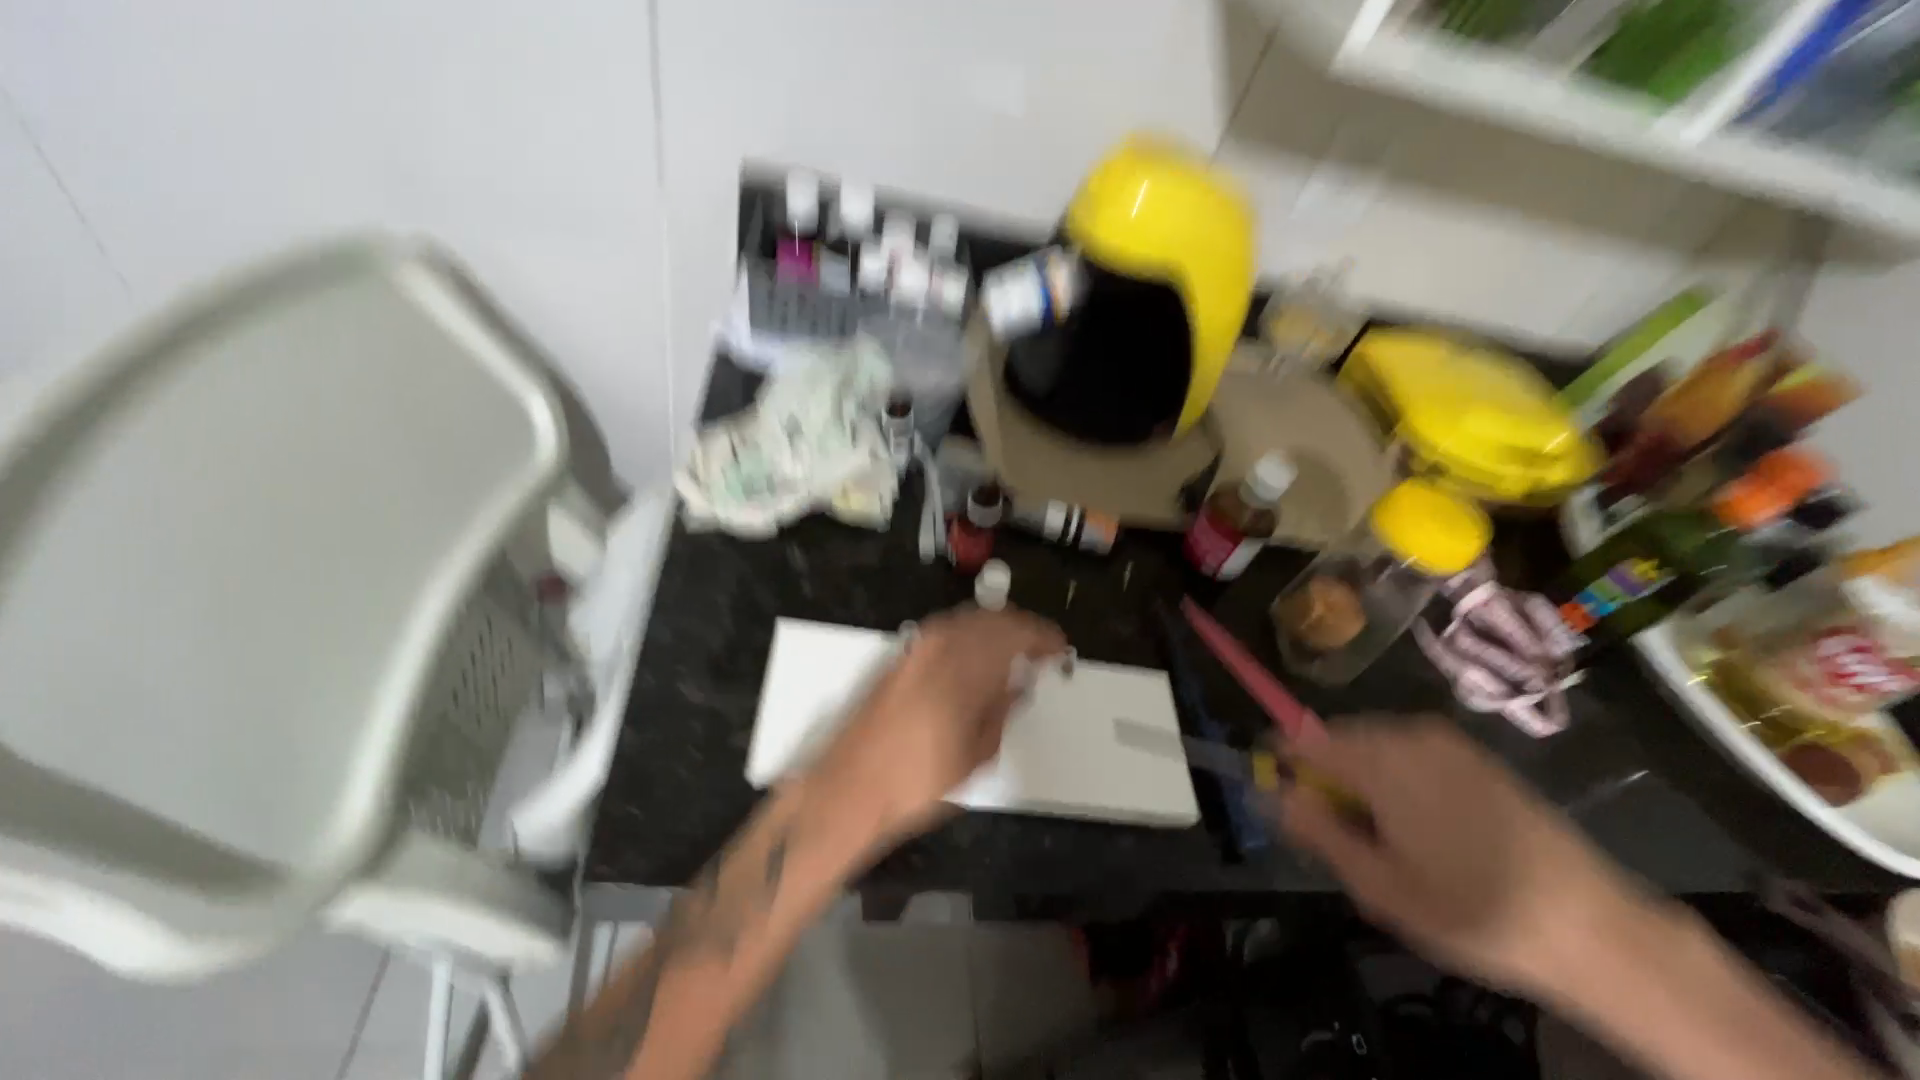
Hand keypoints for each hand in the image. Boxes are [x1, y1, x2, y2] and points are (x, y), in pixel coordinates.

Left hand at [806, 606, 1067, 845]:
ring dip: (995, 627)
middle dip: (1022, 628)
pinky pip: (945, 630)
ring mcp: (915, 651)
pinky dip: (969, 634)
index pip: (1016, 634)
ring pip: (967, 620)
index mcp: (964, 671)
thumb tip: (1017, 688)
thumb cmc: (916, 783)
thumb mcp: (976, 757)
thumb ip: (1001, 713)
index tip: (1059, 648)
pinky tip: (977, 653)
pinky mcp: (900, 659)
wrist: (851, 788)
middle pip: (992, 618)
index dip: (1044, 638)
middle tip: (1041, 648)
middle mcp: (939, 651)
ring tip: (1015, 649)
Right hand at [1274, 716, 1654, 998]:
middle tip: (1346, 848)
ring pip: (1376, 750)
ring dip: (1365, 787)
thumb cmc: (1471, 911)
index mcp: (1382, 760)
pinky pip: (1413, 757)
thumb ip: (1317, 831)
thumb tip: (1271, 793)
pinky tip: (1426, 837)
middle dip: (1329, 784)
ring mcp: (1451, 744)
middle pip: (1340, 743)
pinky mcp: (1479, 759)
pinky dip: (1400, 785)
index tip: (1286, 812)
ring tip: (1389, 849)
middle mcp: (1413, 735)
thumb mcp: (1378, 885)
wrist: (1592, 928)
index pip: (1302, 741)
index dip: (1283, 769)